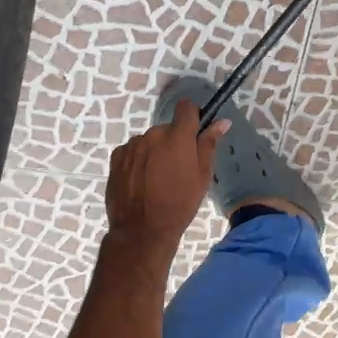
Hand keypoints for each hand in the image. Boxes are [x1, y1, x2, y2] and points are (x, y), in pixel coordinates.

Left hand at [105, 99, 230, 246]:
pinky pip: (132, 152)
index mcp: (178, 137)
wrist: (142, 230)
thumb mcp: (202, 177)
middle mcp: (153, 134)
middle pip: (167, 129)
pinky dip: (137, 161)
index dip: (192, 116)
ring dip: (154, 152)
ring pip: (149, 141)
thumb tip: (221, 122)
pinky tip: (140, 182)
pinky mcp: (116, 157)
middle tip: (176, 169)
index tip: (194, 131)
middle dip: (173, 142)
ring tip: (156, 179)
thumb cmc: (179, 204)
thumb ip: (208, 145)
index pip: (186, 108)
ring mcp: (132, 145)